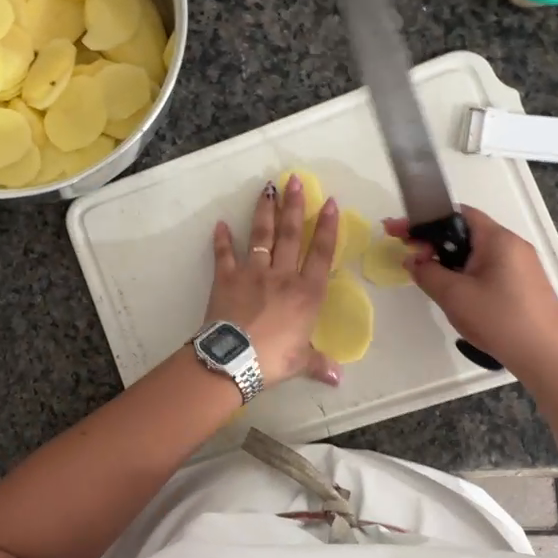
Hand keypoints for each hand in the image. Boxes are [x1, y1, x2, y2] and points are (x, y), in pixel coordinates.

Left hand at [206, 176, 341, 385]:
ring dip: (264, 212)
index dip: (327, 228)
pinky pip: (224, 255)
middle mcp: (282, 276)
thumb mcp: (301, 362)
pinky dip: (222, 240)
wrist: (233, 359)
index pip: (322, 253)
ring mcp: (252, 274)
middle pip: (290, 235)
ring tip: (268, 188)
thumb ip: (318, 363)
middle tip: (295, 180)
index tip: (330, 203)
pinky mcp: (226, 279)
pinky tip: (220, 224)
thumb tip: (337, 377)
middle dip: (294, 206)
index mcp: (307, 293)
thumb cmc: (272, 360)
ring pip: (261, 236)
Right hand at [384, 206, 557, 378]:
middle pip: (466, 233)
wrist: (545, 355)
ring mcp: (521, 266)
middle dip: (433, 241)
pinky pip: (486, 268)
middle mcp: (513, 246)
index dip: (425, 220)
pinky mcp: (522, 285)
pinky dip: (463, 272)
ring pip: (475, 253)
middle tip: (407, 255)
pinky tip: (452, 291)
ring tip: (426, 275)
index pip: (458, 214)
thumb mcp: (453, 295)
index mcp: (498, 240)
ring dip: (447, 259)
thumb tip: (413, 260)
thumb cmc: (499, 319)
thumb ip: (427, 272)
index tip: (399, 232)